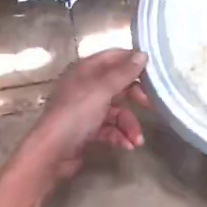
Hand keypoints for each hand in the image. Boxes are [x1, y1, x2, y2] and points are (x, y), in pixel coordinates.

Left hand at [14, 49, 149, 184]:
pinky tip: (127, 147)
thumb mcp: (101, 90)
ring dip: (129, 125)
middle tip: (151, 106)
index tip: (155, 72)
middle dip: (136, 97)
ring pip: (117, 111)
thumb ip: (123, 73)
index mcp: (85, 70)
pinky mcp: (87, 130)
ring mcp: (86, 109)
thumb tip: (142, 54)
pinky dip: (120, 136)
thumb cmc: (75, 114)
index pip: (113, 57)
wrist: (52, 152)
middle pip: (118, 85)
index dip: (133, 61)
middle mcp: (86, 87)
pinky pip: (110, 129)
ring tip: (137, 140)